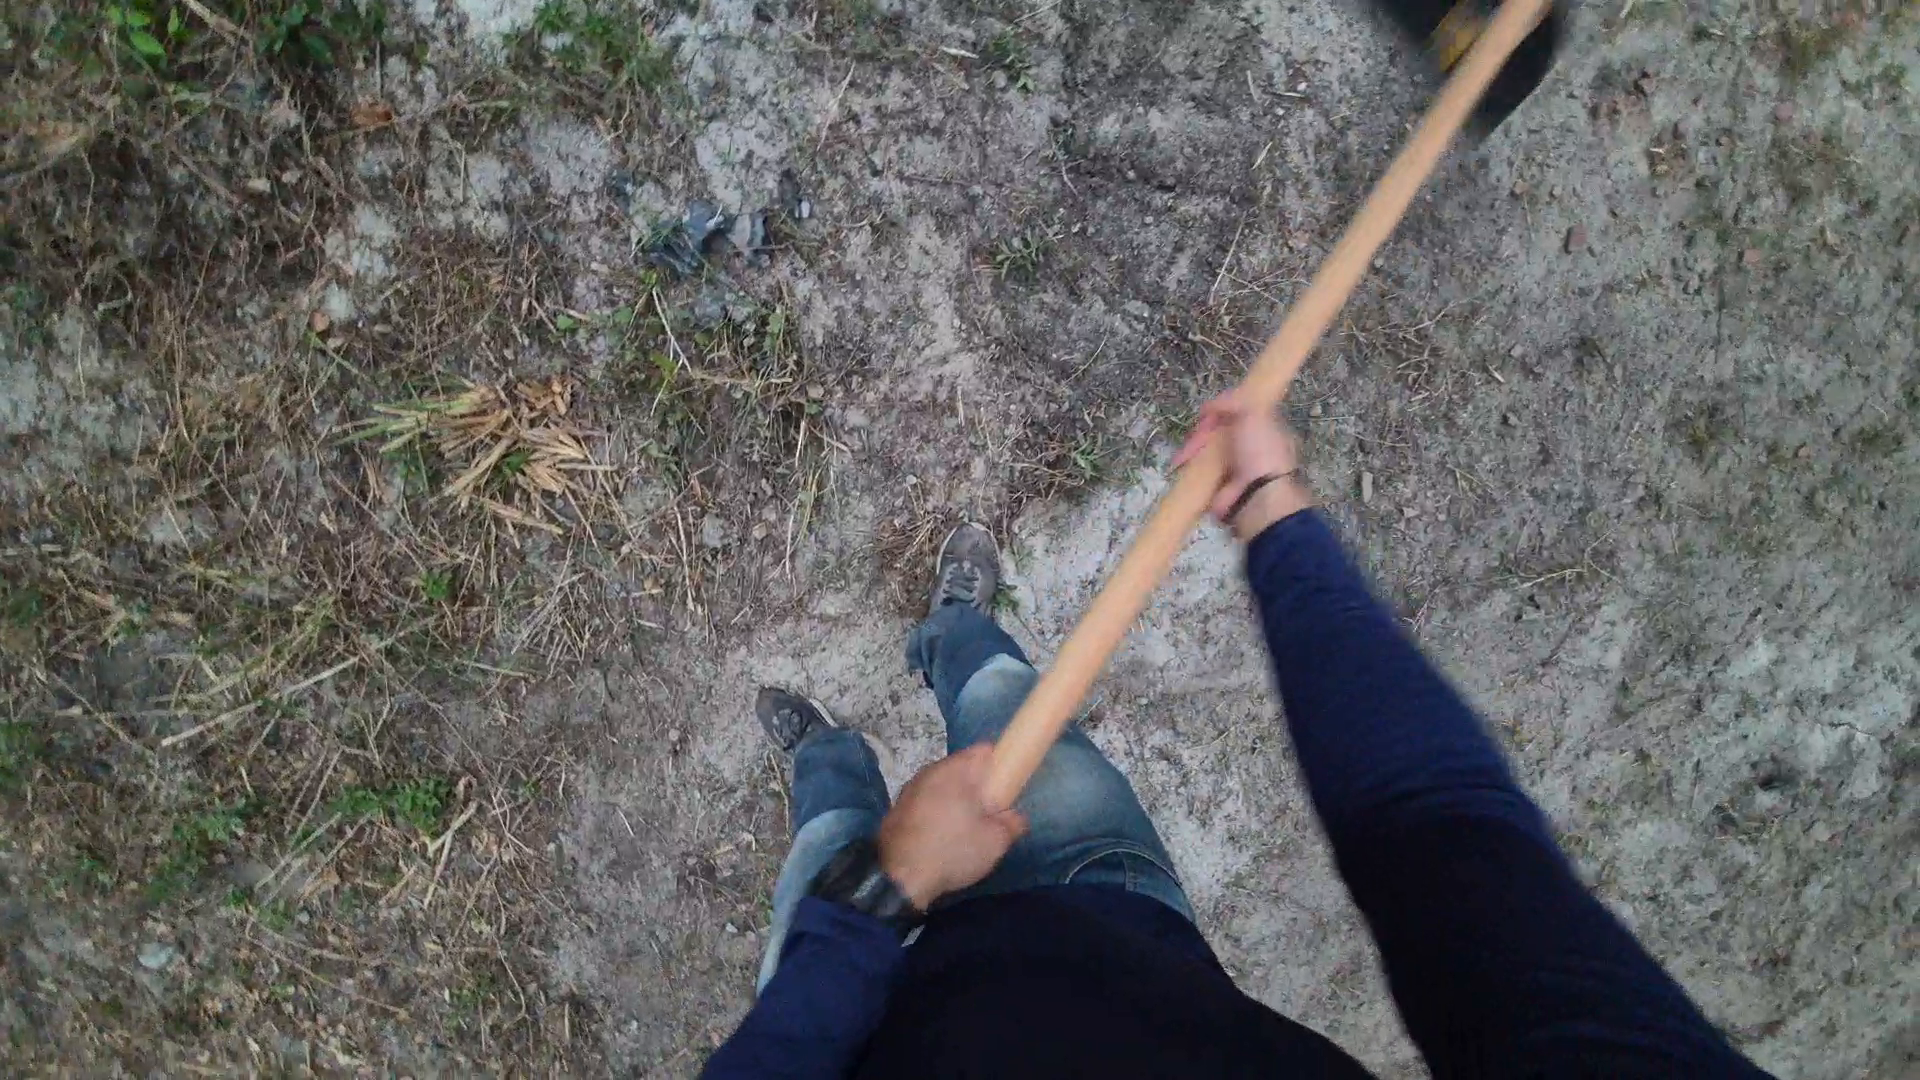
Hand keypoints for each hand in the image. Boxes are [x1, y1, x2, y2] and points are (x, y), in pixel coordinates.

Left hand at [877, 744, 1027, 908]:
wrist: (901, 877)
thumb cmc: (952, 850)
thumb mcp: (994, 841)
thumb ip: (1012, 823)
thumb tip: (1017, 816)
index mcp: (955, 769)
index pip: (984, 751)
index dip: (1000, 764)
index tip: (1007, 787)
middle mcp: (930, 770)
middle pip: (963, 768)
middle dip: (978, 786)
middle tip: (990, 812)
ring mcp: (910, 788)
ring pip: (943, 785)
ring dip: (956, 799)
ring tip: (966, 828)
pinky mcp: (897, 808)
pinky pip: (926, 801)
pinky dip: (936, 811)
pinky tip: (941, 837)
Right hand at [1173, 390, 1311, 540]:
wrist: (1256, 495)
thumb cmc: (1259, 452)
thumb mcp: (1253, 415)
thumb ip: (1232, 403)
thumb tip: (1210, 405)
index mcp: (1262, 430)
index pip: (1236, 415)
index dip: (1219, 412)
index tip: (1205, 414)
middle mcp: (1249, 448)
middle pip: (1218, 433)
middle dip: (1201, 434)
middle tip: (1194, 438)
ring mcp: (1233, 468)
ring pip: (1206, 452)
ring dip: (1192, 451)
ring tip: (1182, 457)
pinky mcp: (1219, 485)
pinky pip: (1200, 471)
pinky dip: (1190, 468)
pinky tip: (1182, 466)